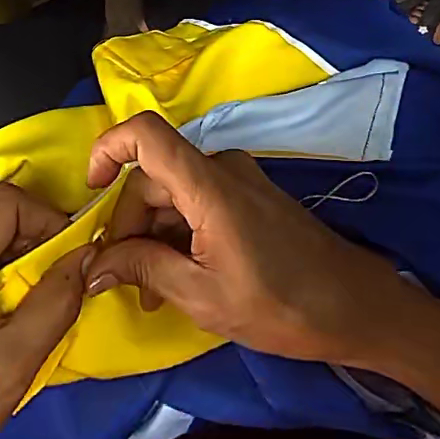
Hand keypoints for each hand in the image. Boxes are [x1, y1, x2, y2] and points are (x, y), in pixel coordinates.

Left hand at [0, 184, 92, 438]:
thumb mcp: (15, 357)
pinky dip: (4, 275)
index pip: (8, 202)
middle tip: (60, 281)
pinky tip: (10, 314)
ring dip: (23, 260)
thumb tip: (91, 253)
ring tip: (36, 302)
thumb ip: (60, 295)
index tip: (72, 258)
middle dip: (39, 240)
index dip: (51, 220)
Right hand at [85, 112, 418, 366]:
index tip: (89, 191)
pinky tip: (177, 275)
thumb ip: (143, 269)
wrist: (350, 302)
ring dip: (153, 234)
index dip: (108, 148)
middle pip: (154, 175)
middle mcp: (224, 169)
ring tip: (151, 290)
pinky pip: (198, 200)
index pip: (147, 134)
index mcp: (210, 186)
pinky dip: (178, 231)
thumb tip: (95, 264)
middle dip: (129, 224)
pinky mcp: (250, 196)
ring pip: (174, 192)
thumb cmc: (279, 303)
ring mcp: (241, 180)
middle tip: (123, 280)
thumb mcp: (201, 295)